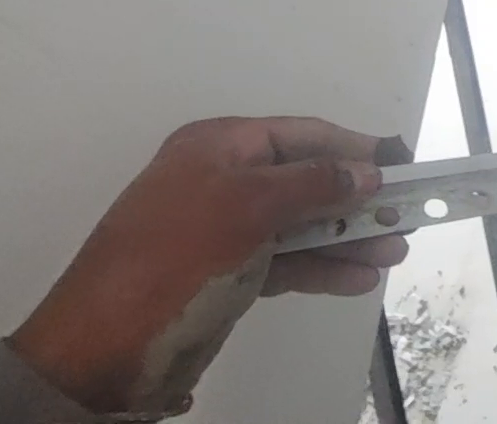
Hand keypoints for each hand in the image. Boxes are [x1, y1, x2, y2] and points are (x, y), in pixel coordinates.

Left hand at [11, 117, 412, 415]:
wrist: (93, 361)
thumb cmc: (173, 261)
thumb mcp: (247, 209)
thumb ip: (315, 184)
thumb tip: (368, 173)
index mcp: (219, 147)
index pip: (304, 135)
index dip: (354, 147)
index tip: (401, 161)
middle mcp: (225, 180)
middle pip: (309, 180)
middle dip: (357, 199)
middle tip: (404, 213)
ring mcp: (226, 230)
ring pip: (304, 223)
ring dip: (348, 238)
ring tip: (394, 251)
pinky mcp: (228, 273)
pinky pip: (287, 260)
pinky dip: (322, 267)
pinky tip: (359, 278)